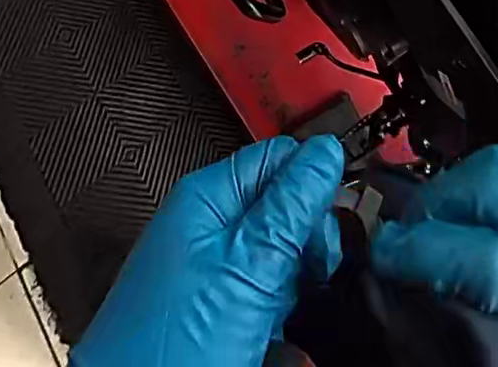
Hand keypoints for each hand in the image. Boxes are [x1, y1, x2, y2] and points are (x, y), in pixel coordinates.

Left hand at [71, 135, 344, 366]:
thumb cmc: (170, 348)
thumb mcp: (249, 264)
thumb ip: (291, 204)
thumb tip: (326, 151)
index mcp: (209, 198)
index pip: (278, 158)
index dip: (311, 183)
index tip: (328, 220)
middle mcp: (212, 230)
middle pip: (285, 211)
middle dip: (307, 246)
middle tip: (309, 273)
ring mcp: (217, 276)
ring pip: (283, 262)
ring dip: (297, 290)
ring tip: (286, 317)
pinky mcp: (221, 318)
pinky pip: (268, 304)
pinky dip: (282, 326)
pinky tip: (280, 349)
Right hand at [370, 140, 497, 366]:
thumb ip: (480, 324)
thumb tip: (415, 291)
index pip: (482, 259)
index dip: (422, 253)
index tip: (385, 255)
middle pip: (490, 191)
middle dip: (437, 208)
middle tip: (407, 236)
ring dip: (460, 185)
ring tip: (438, 217)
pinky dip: (492, 168)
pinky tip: (476, 194)